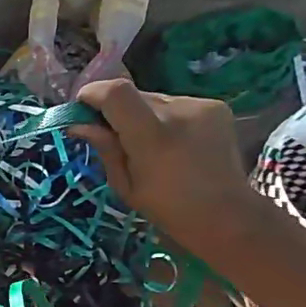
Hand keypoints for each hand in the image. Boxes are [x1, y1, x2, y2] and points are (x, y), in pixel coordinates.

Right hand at [72, 79, 264, 248]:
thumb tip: (78, 124)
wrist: (227, 214)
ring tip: (149, 144)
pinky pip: (176, 104)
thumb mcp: (125, 185)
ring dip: (142, 115)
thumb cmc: (168, 209)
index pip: (116, 92)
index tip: (82, 108)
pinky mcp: (216, 106)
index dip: (93, 94)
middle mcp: (178, 112)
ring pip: (154, 99)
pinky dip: (166, 118)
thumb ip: (105, 147)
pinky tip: (174, 142)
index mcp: (152, 136)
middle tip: (112, 134)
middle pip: (133, 94)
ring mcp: (201, 106)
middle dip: (116, 110)